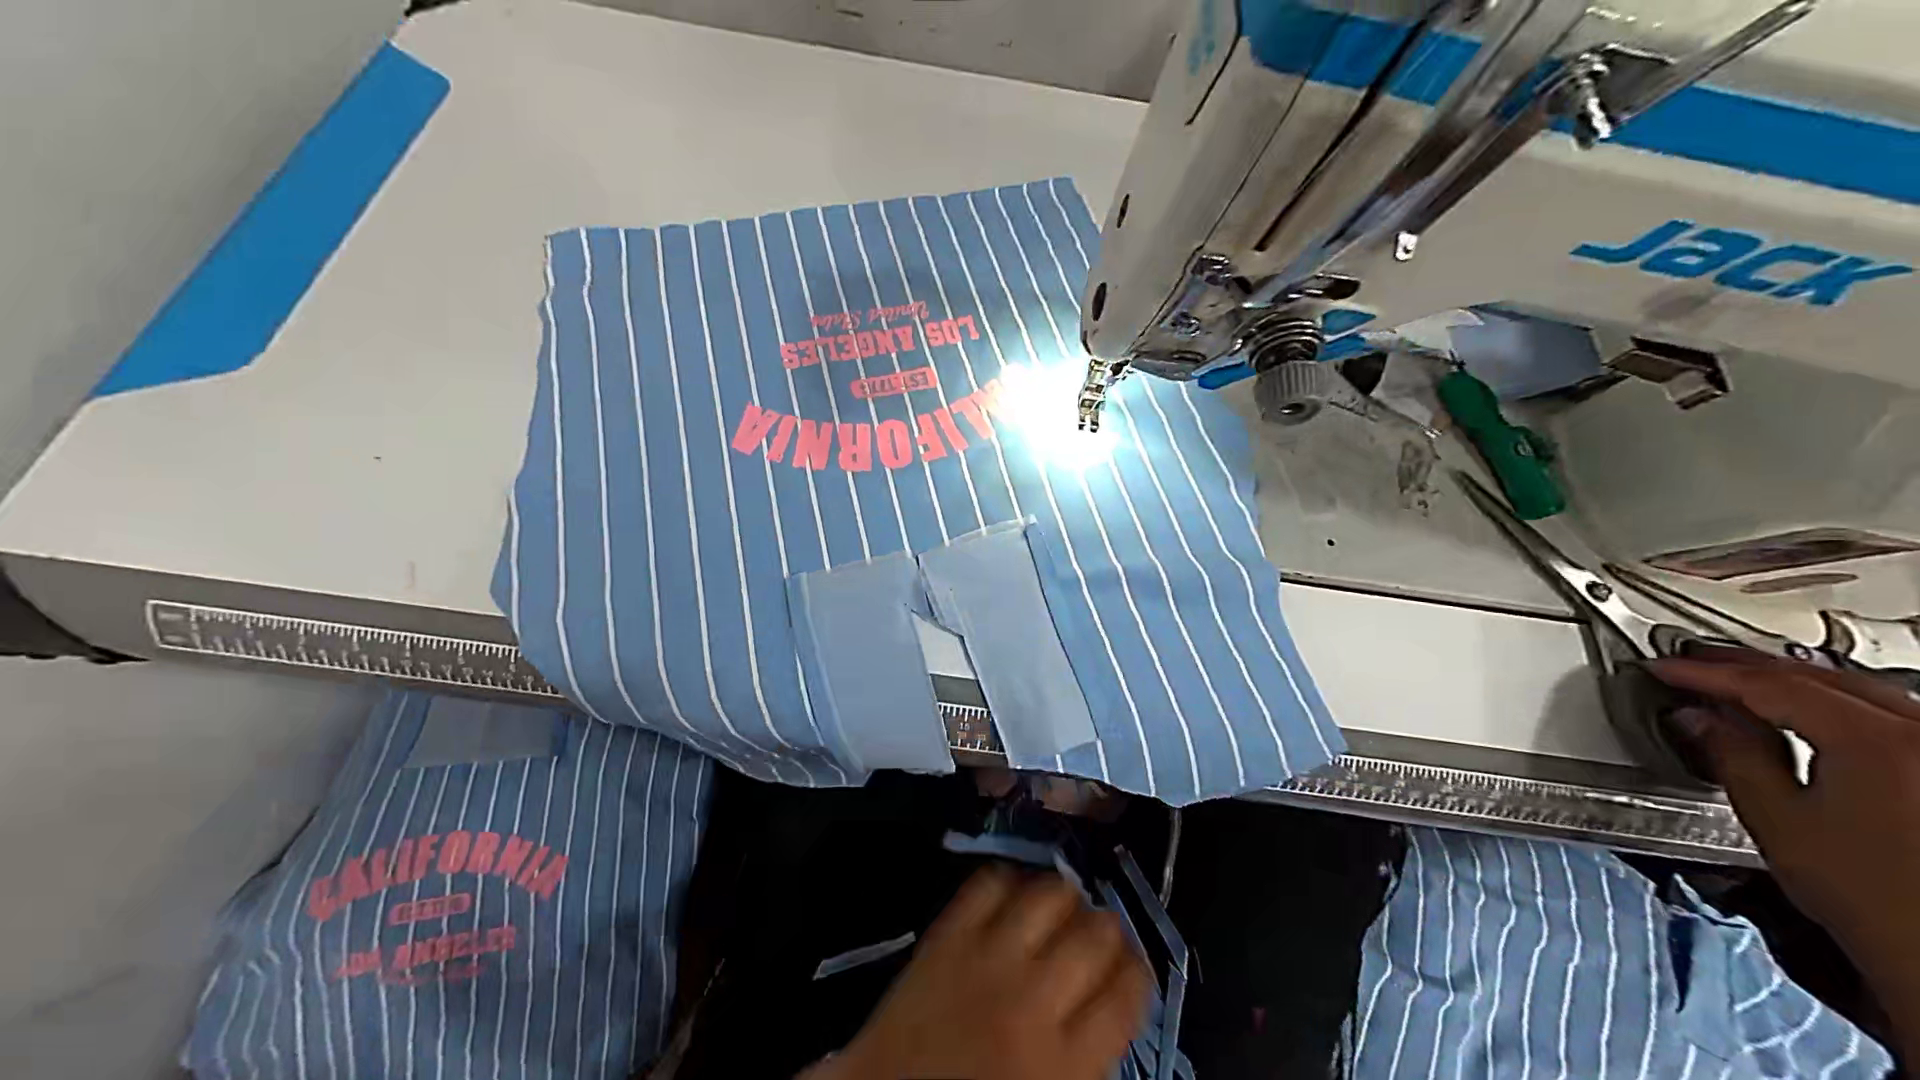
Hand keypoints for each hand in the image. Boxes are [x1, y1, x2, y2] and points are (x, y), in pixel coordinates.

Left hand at [805, 865, 1151, 1079]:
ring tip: (1057, 910)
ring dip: (1063, 897)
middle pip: (1098, 933)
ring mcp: (988, 956)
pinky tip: (1012, 895)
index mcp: (1068, 1062)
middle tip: (1093, 935)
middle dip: (1106, 928)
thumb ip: (1090, 1048)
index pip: (1129, 988)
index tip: (1127, 965)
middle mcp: (1035, 999)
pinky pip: (991, 880)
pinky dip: (1010, 878)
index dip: (1136, 968)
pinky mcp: (948, 931)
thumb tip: (1113, 992)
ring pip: (1050, 893)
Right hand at [1651, 652, 1919, 1053]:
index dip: (1705, 672)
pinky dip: (1835, 703)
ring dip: (1793, 681)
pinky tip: (1810, 712)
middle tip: (1696, 665)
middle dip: (1749, 668)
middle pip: (1820, 678)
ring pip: (1861, 690)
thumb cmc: (1878, 902)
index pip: (1768, 685)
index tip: (1665, 668)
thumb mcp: (1777, 820)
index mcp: (1874, 742)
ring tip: (1744, 683)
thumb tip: (1697, 718)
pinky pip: (1891, 714)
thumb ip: (1733, 756)